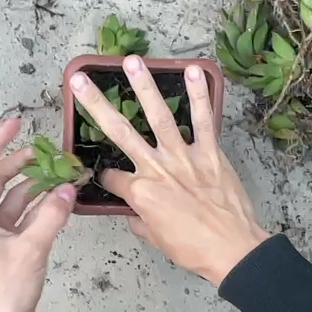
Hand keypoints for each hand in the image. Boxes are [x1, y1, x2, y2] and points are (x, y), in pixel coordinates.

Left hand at [0, 116, 76, 311]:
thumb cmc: (8, 288)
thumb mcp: (32, 248)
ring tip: (61, 174)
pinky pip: (24, 215)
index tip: (16, 123)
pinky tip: (61, 199)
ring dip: (36, 185)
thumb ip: (51, 215)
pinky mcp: (9, 244)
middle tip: (48, 152)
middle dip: (22, 163)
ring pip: (15, 197)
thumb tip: (69, 189)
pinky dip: (41, 206)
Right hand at [72, 57, 270, 284]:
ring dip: (144, 87)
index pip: (111, 177)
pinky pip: (203, 121)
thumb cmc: (192, 249)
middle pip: (119, 133)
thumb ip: (141, 221)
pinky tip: (194, 71)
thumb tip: (137, 213)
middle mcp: (156, 168)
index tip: (107, 177)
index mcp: (140, 193)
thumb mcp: (156, 240)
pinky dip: (200, 96)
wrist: (232, 249)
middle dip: (96, 105)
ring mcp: (183, 157)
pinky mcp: (210, 153)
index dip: (106, 178)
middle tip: (78, 81)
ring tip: (132, 61)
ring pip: (159, 117)